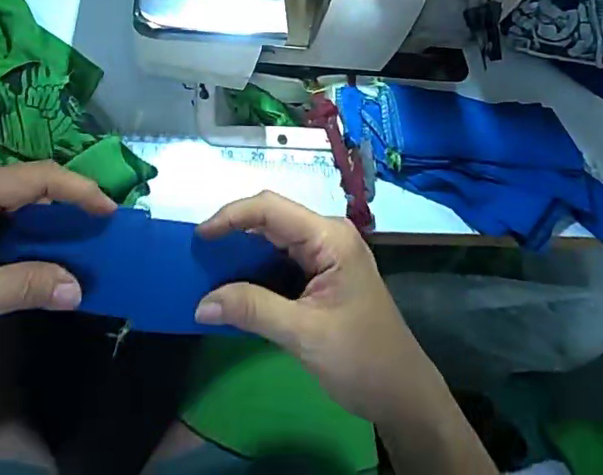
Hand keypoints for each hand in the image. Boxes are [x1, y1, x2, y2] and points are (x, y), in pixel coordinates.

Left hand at [0, 162, 113, 402]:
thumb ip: (22, 286)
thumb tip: (79, 286)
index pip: (33, 177)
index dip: (77, 190)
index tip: (111, 212)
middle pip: (24, 186)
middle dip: (65, 203)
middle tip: (104, 226)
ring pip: (10, 208)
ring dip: (45, 224)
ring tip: (83, 240)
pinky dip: (22, 241)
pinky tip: (40, 257)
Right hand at [193, 191, 447, 429]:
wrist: (403, 393)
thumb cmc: (361, 358)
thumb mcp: (304, 334)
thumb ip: (253, 310)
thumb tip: (201, 303)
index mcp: (329, 237)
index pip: (272, 209)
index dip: (232, 216)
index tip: (199, 236)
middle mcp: (327, 236)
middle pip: (272, 218)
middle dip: (234, 231)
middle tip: (199, 254)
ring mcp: (326, 254)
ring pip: (275, 239)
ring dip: (243, 251)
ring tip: (209, 267)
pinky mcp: (322, 274)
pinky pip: (282, 259)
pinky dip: (256, 269)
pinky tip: (235, 284)